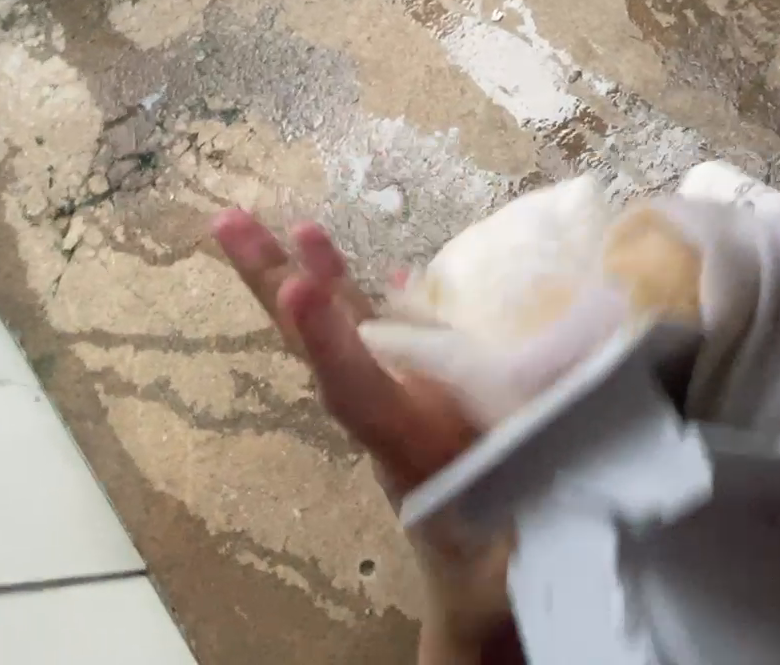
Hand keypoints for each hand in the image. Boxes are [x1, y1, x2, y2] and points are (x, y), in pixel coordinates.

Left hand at [212, 210, 516, 663]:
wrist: (473, 561)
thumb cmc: (496, 542)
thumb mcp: (512, 522)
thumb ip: (516, 485)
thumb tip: (551, 441)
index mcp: (405, 444)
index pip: (354, 389)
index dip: (326, 340)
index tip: (297, 288)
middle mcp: (379, 411)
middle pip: (313, 343)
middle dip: (272, 283)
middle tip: (229, 221)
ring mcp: (382, 392)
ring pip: (331, 325)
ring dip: (295, 270)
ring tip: (261, 219)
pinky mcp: (397, 382)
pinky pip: (363, 326)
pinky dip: (343, 286)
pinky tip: (326, 253)